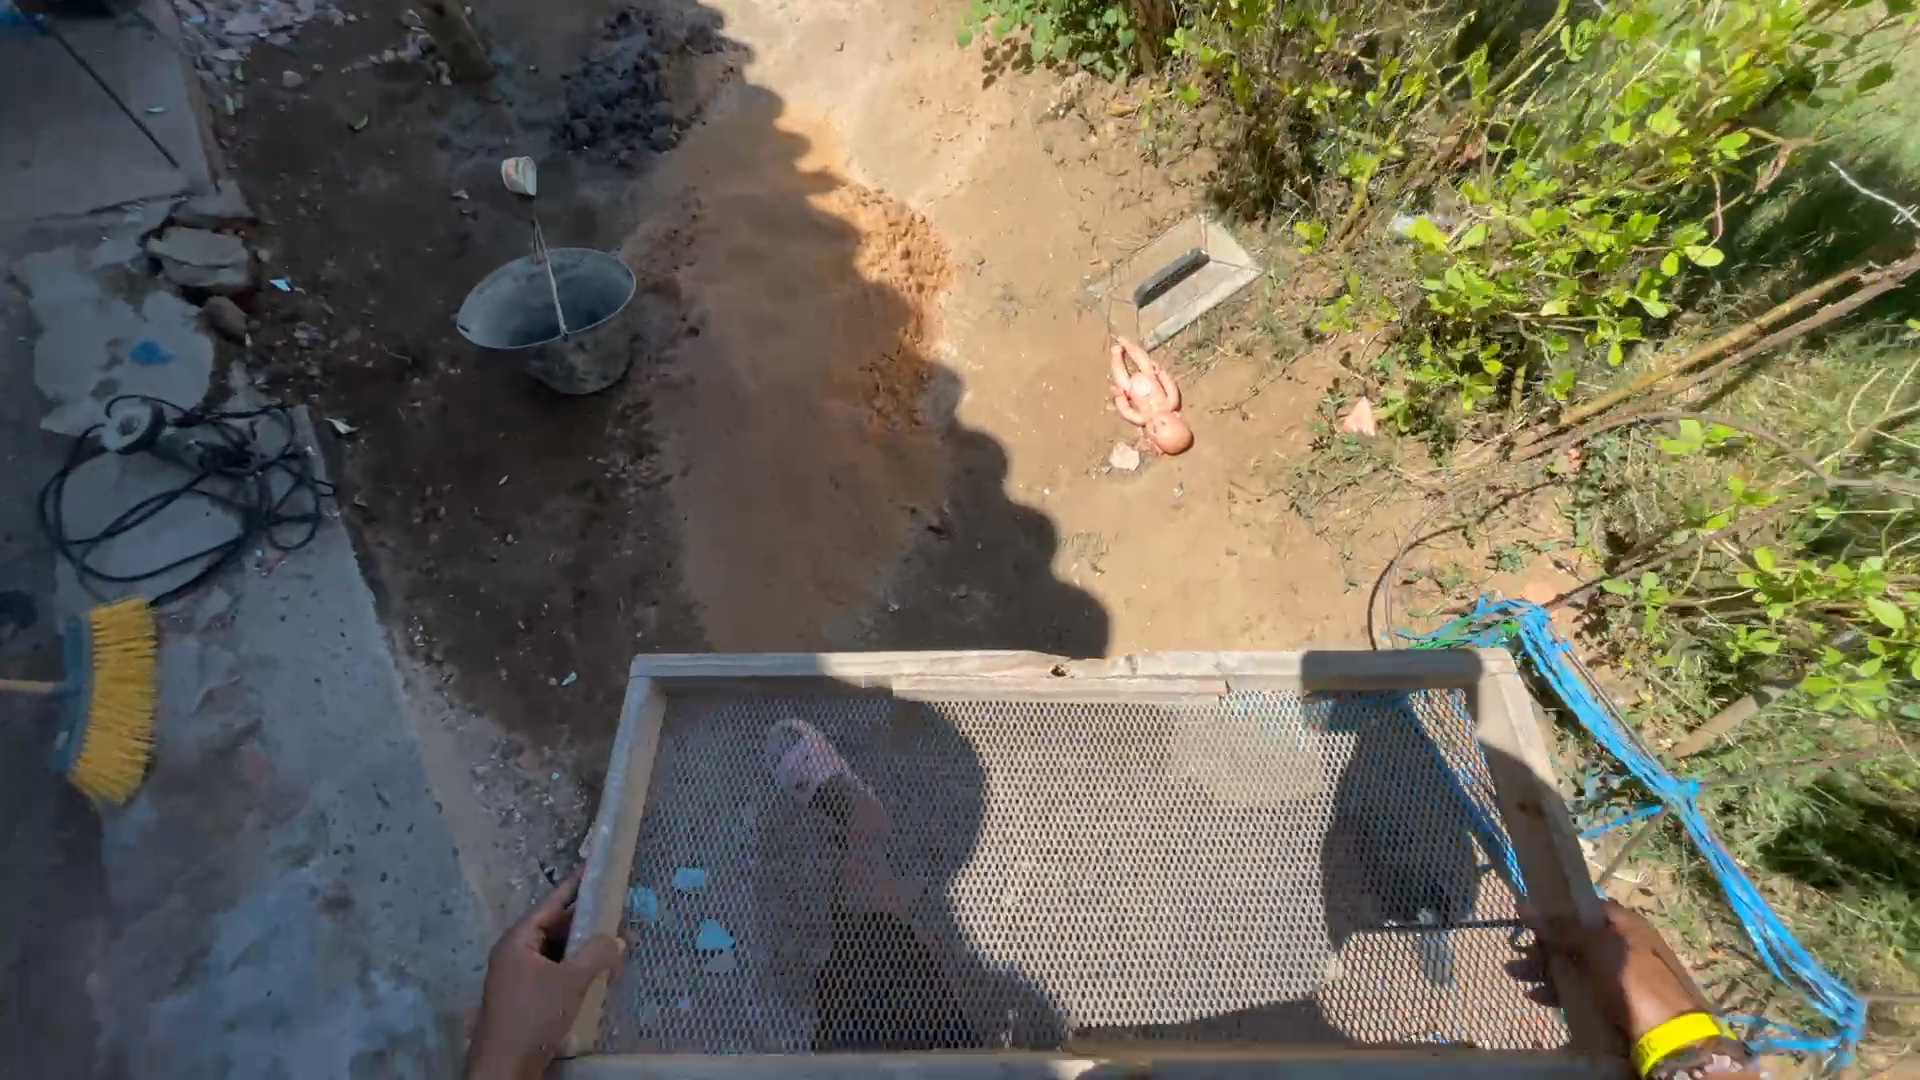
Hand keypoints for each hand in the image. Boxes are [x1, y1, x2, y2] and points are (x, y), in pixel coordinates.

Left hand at [466, 871, 623, 1079]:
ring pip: (556, 948)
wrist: (504, 1073)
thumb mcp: (572, 980)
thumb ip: (599, 952)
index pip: (552, 902)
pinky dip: (574, 964)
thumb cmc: (534, 1018)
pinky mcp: (523, 995)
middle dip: (586, 919)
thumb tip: (619, 939)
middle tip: (616, 909)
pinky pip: (553, 967)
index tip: (598, 868)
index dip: (577, 885)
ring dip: (582, 944)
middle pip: (555, 924)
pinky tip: (597, 968)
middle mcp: (514, 953)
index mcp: (518, 941)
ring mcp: (517, 976)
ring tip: (613, 938)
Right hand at [1533, 900, 1710, 1041]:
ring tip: (1516, 974)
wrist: (1671, 1038)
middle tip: (1520, 953)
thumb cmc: (1631, 978)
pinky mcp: (1615, 1000)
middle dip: (1541, 945)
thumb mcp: (1593, 946)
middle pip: (1572, 937)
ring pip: (1572, 964)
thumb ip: (1558, 927)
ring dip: (1542, 968)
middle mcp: (1622, 945)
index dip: (1553, 911)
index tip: (1529, 918)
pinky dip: (1558, 990)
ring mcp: (1619, 975)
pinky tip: (1538, 995)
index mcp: (1625, 924)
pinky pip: (1580, 989)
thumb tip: (1522, 904)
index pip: (1581, 907)